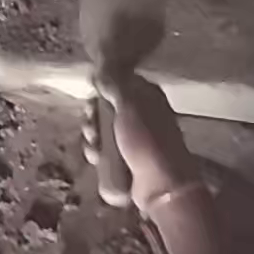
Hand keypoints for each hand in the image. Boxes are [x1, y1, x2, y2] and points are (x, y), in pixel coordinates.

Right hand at [82, 71, 201, 216]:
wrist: (161, 185)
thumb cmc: (147, 141)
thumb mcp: (130, 105)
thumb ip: (113, 84)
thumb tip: (97, 69)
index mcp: (146, 96)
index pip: (116, 83)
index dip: (100, 90)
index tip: (92, 99)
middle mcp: (140, 113)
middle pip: (103, 106)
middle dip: (92, 118)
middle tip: (92, 128)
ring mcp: (132, 137)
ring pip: (99, 128)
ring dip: (92, 138)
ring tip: (96, 147)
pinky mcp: (124, 157)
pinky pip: (101, 148)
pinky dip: (96, 152)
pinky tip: (98, 158)